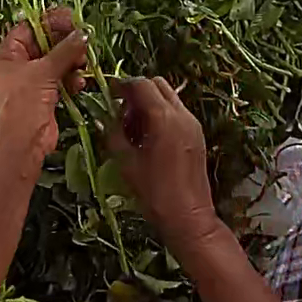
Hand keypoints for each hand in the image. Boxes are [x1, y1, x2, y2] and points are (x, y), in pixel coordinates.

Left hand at [0, 8, 88, 165]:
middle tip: (84, 42)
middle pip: (45, 44)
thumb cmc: (22, 104)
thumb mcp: (43, 71)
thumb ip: (65, 50)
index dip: (50, 22)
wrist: (21, 146)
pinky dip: (72, 78)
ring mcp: (32, 82)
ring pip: (57, 62)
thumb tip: (83, 33)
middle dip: (66, 43)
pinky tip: (79, 83)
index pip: (29, 28)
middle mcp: (18, 65)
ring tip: (84, 64)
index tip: (73, 19)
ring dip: (72, 62)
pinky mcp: (45, 96)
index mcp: (7, 54)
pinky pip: (62, 79)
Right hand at [110, 77, 221, 248]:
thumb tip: (105, 117)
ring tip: (133, 127)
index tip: (108, 94)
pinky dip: (161, 114)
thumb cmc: (154, 192)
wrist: (189, 216)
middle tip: (121, 111)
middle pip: (158, 85)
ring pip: (169, 97)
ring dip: (150, 102)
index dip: (122, 85)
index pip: (141, 84)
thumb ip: (114, 133)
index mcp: (163, 117)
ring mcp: (193, 123)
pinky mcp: (197, 134)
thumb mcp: (126, 162)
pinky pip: (176, 112)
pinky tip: (149, 137)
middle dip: (137, 92)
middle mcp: (181, 114)